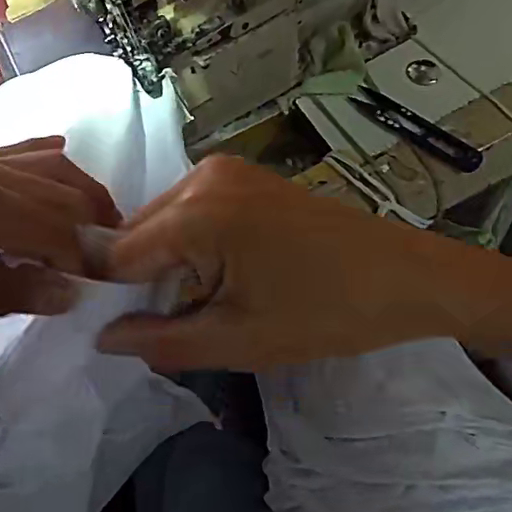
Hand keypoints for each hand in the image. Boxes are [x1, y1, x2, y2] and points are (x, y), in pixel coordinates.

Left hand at [0, 137, 118, 355]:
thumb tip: (71, 290)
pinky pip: (8, 159)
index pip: (54, 227)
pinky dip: (41, 165)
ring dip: (74, 198)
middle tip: (115, 269)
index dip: (87, 260)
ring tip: (101, 232)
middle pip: (55, 193)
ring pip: (38, 170)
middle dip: (91, 227)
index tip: (109, 294)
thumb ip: (3, 288)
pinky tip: (60, 158)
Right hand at [96, 156, 503, 369]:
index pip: (118, 254)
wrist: (408, 276)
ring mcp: (220, 169)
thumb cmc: (327, 313)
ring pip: (159, 220)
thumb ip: (161, 341)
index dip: (111, 295)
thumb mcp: (239, 340)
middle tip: (167, 321)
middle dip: (140, 278)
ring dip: (163, 261)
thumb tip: (103, 339)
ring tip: (197, 300)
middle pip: (135, 232)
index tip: (117, 329)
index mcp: (196, 213)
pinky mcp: (238, 173)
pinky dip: (186, 242)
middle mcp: (200, 177)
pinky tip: (215, 272)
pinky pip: (186, 209)